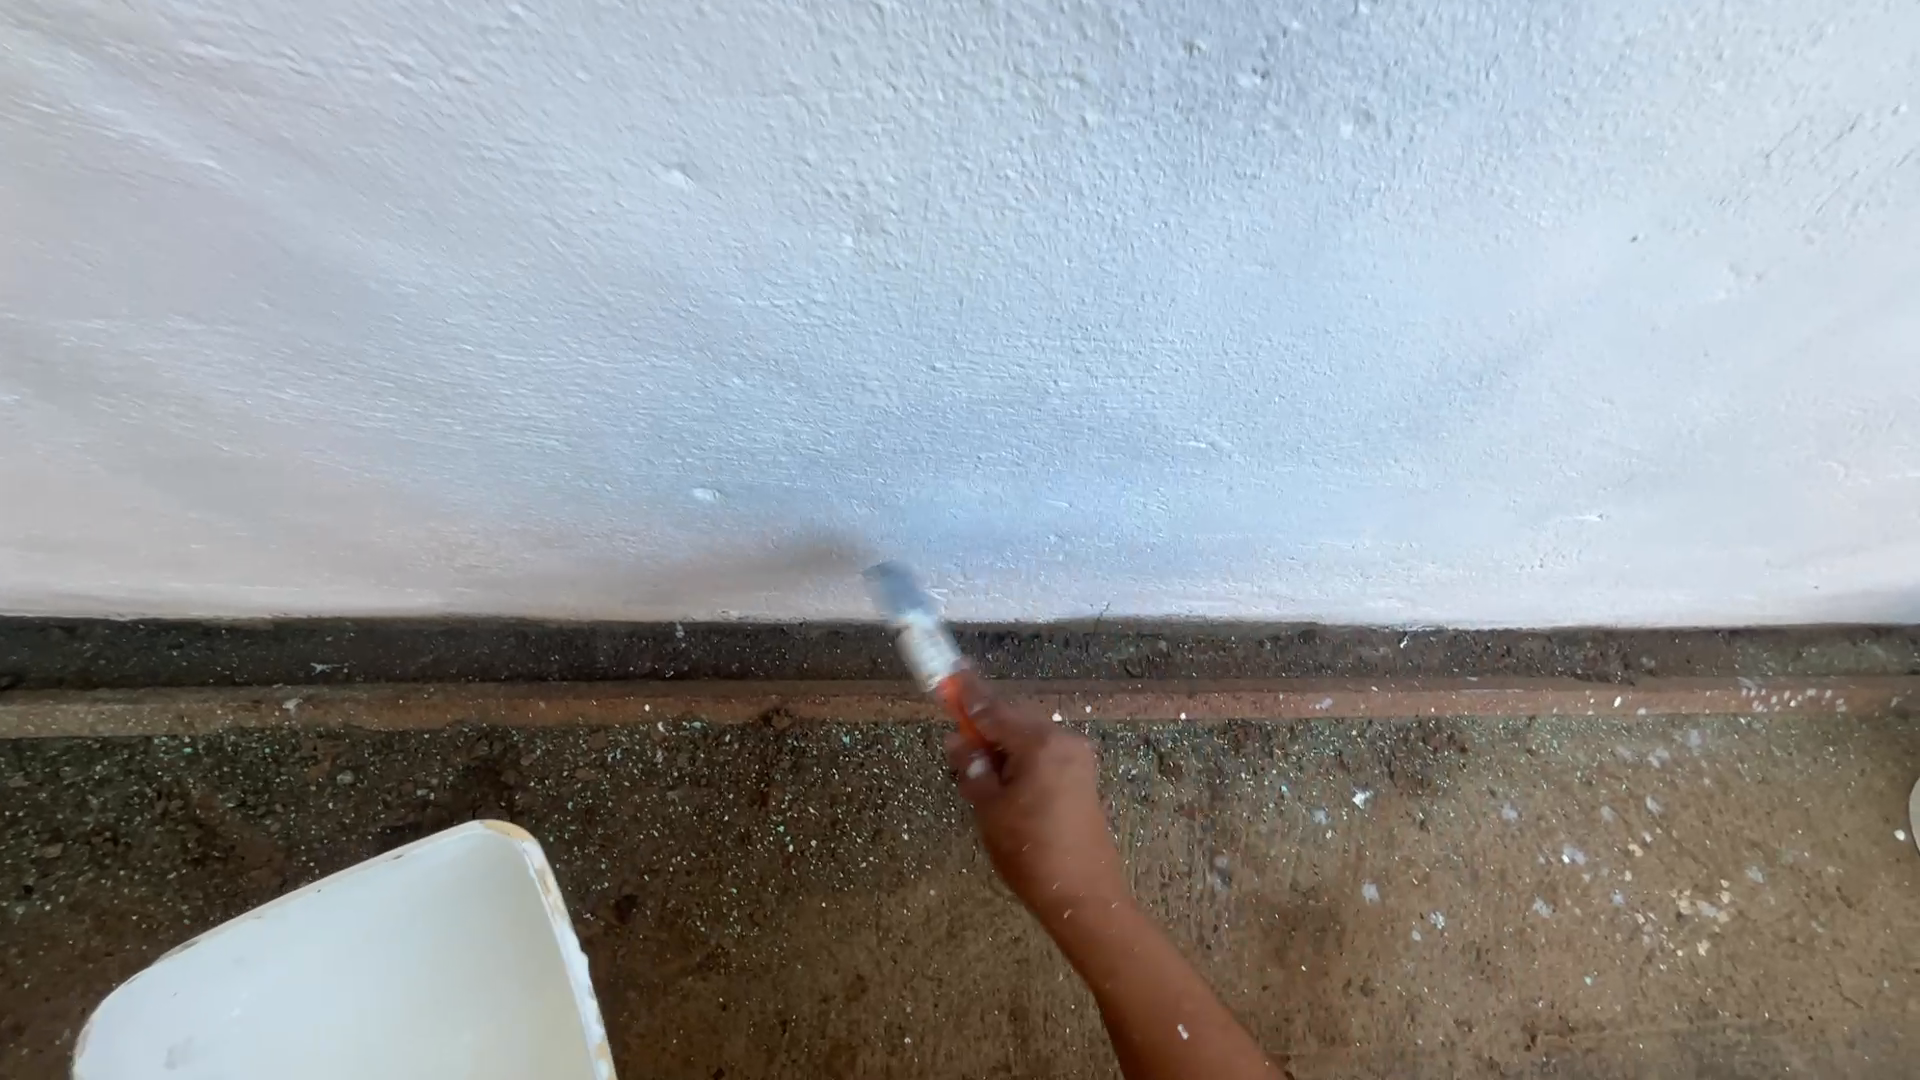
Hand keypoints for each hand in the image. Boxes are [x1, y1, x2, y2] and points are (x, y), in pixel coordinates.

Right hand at [942, 680, 1129, 923]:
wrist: (1085, 897)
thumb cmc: (1031, 853)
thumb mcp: (989, 810)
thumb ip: (972, 767)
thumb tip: (958, 740)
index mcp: (1040, 743)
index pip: (993, 709)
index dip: (967, 694)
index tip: (950, 672)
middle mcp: (1063, 740)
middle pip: (1014, 717)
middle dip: (984, 723)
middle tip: (958, 738)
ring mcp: (1078, 756)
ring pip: (1028, 734)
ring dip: (1002, 741)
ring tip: (980, 768)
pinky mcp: (1083, 774)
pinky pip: (1043, 751)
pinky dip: (1021, 755)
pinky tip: (1005, 776)